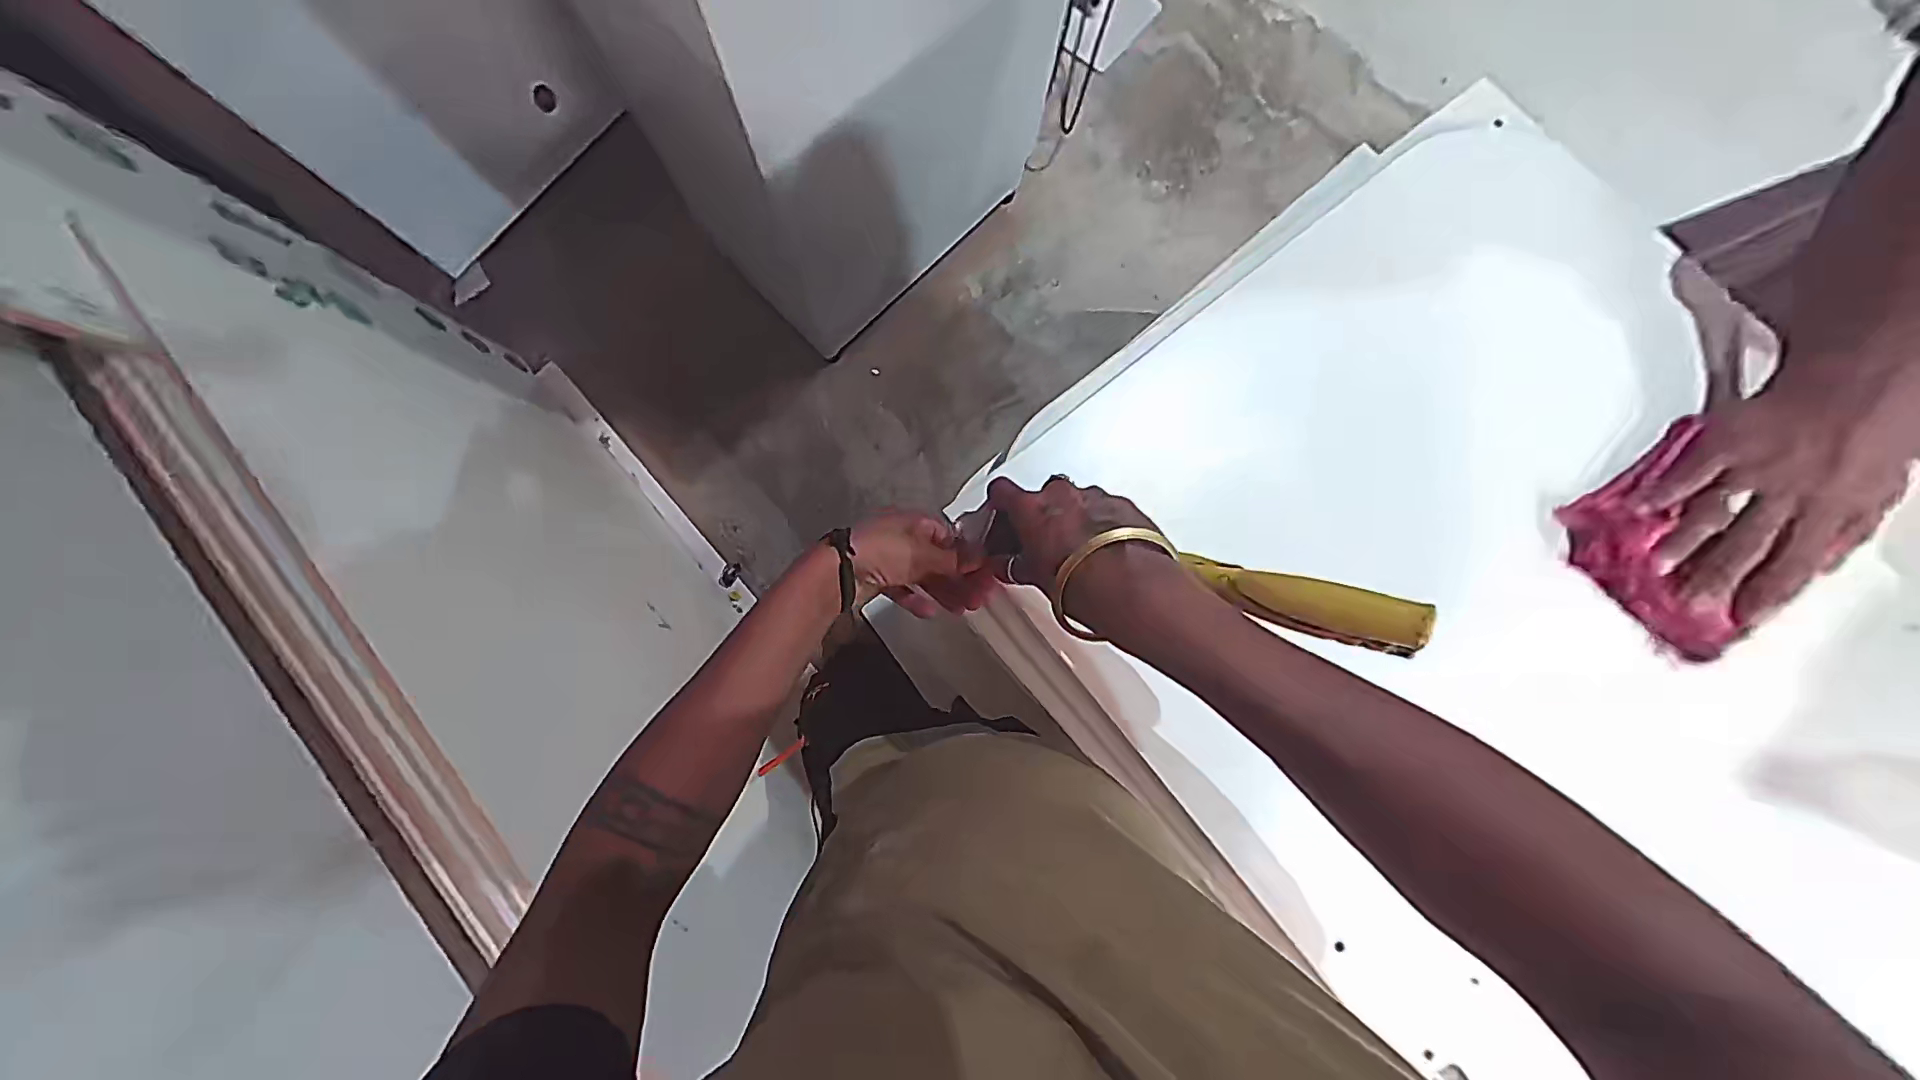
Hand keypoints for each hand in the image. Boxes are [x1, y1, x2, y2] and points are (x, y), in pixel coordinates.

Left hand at [848, 511, 991, 617]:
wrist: (837, 570)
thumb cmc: (877, 549)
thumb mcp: (922, 553)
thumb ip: (952, 559)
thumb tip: (978, 558)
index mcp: (916, 522)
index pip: (951, 538)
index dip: (969, 557)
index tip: (983, 575)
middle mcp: (903, 537)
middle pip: (939, 559)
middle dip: (959, 579)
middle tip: (976, 598)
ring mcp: (889, 558)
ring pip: (924, 576)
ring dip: (944, 592)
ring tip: (961, 608)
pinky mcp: (877, 577)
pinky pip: (903, 588)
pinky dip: (917, 599)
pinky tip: (929, 611)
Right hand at [983, 477, 1181, 621]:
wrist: (1127, 583)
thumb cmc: (1078, 579)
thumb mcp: (1035, 576)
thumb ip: (1019, 563)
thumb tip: (1013, 566)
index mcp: (1032, 506)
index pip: (1002, 492)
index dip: (1000, 504)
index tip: (1002, 515)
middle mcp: (1062, 493)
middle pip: (1044, 495)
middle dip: (1043, 515)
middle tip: (1043, 544)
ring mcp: (1094, 496)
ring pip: (1077, 501)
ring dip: (1074, 519)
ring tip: (1077, 551)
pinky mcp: (1123, 504)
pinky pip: (1106, 508)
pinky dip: (1102, 523)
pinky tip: (1102, 549)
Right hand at [1641, 383, 1912, 625]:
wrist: (1878, 363)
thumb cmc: (1887, 418)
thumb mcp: (1890, 478)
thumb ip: (1850, 521)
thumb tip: (1819, 561)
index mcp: (1846, 503)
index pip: (1801, 561)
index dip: (1772, 592)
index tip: (1745, 616)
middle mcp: (1802, 490)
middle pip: (1753, 544)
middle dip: (1720, 577)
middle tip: (1692, 601)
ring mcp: (1763, 464)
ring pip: (1720, 513)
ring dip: (1687, 542)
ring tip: (1661, 565)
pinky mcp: (1729, 440)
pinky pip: (1691, 472)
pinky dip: (1664, 491)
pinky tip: (1642, 507)